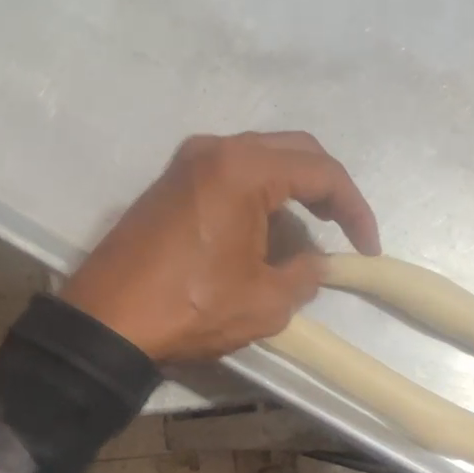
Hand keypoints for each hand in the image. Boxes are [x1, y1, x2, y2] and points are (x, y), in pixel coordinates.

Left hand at [60, 132, 379, 361]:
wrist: (106, 322)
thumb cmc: (192, 308)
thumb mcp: (266, 302)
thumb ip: (305, 274)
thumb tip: (314, 262)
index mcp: (244, 169)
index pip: (322, 172)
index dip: (355, 210)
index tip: (366, 249)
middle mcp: (216, 150)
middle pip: (294, 152)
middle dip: (328, 189)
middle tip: (344, 230)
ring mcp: (188, 163)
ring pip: (262, 158)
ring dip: (294, 189)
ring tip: (310, 233)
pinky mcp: (171, 183)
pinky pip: (232, 173)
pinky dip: (262, 194)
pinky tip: (268, 231)